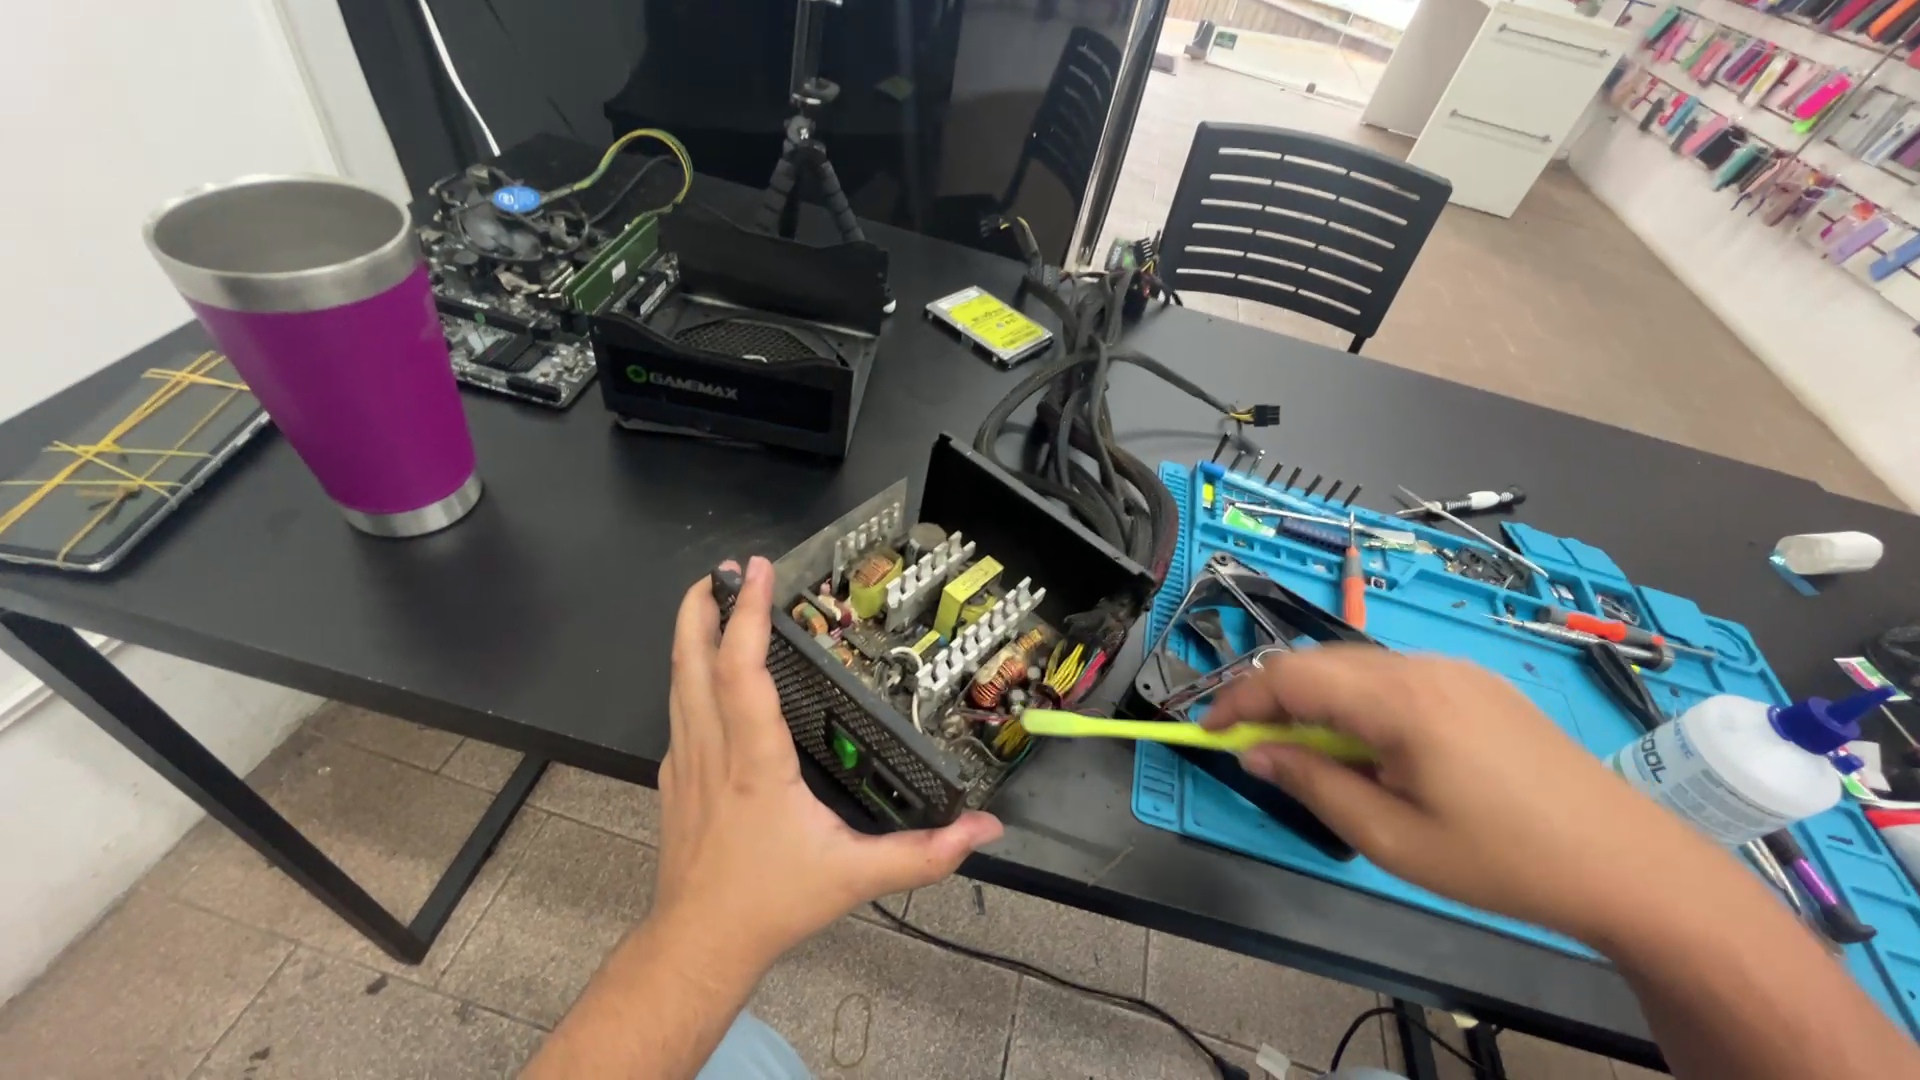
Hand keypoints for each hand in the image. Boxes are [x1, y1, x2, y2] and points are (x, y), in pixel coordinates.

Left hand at [651, 556, 1002, 975]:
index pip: (741, 672)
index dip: (745, 615)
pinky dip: (688, 673)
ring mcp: (686, 762)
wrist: (697, 945)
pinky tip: (703, 669)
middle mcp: (713, 751)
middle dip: (702, 607)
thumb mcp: (856, 877)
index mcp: (755, 762)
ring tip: (706, 597)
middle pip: (692, 662)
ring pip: (678, 682)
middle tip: (723, 569)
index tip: (755, 572)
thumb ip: (925, 854)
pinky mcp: (676, 777)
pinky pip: (678, 709)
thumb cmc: (771, 904)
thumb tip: (984, 829)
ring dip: (690, 633)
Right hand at [1202, 647, 1704, 941]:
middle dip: (1271, 697)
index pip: (1289, 676)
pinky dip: (1355, 700)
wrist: (1633, 866)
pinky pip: (1392, 676)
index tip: (1208, 731)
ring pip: (1353, 666)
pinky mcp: (1476, 683)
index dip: (1238, 699)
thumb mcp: (1390, 838)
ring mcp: (1455, 669)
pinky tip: (1366, 744)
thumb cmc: (1503, 861)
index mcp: (1400, 699)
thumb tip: (1254, 752)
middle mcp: (1423, 665)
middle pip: (1318, 662)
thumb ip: (1312, 783)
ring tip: (1307, 750)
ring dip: (1313, 698)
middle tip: (1252, 746)